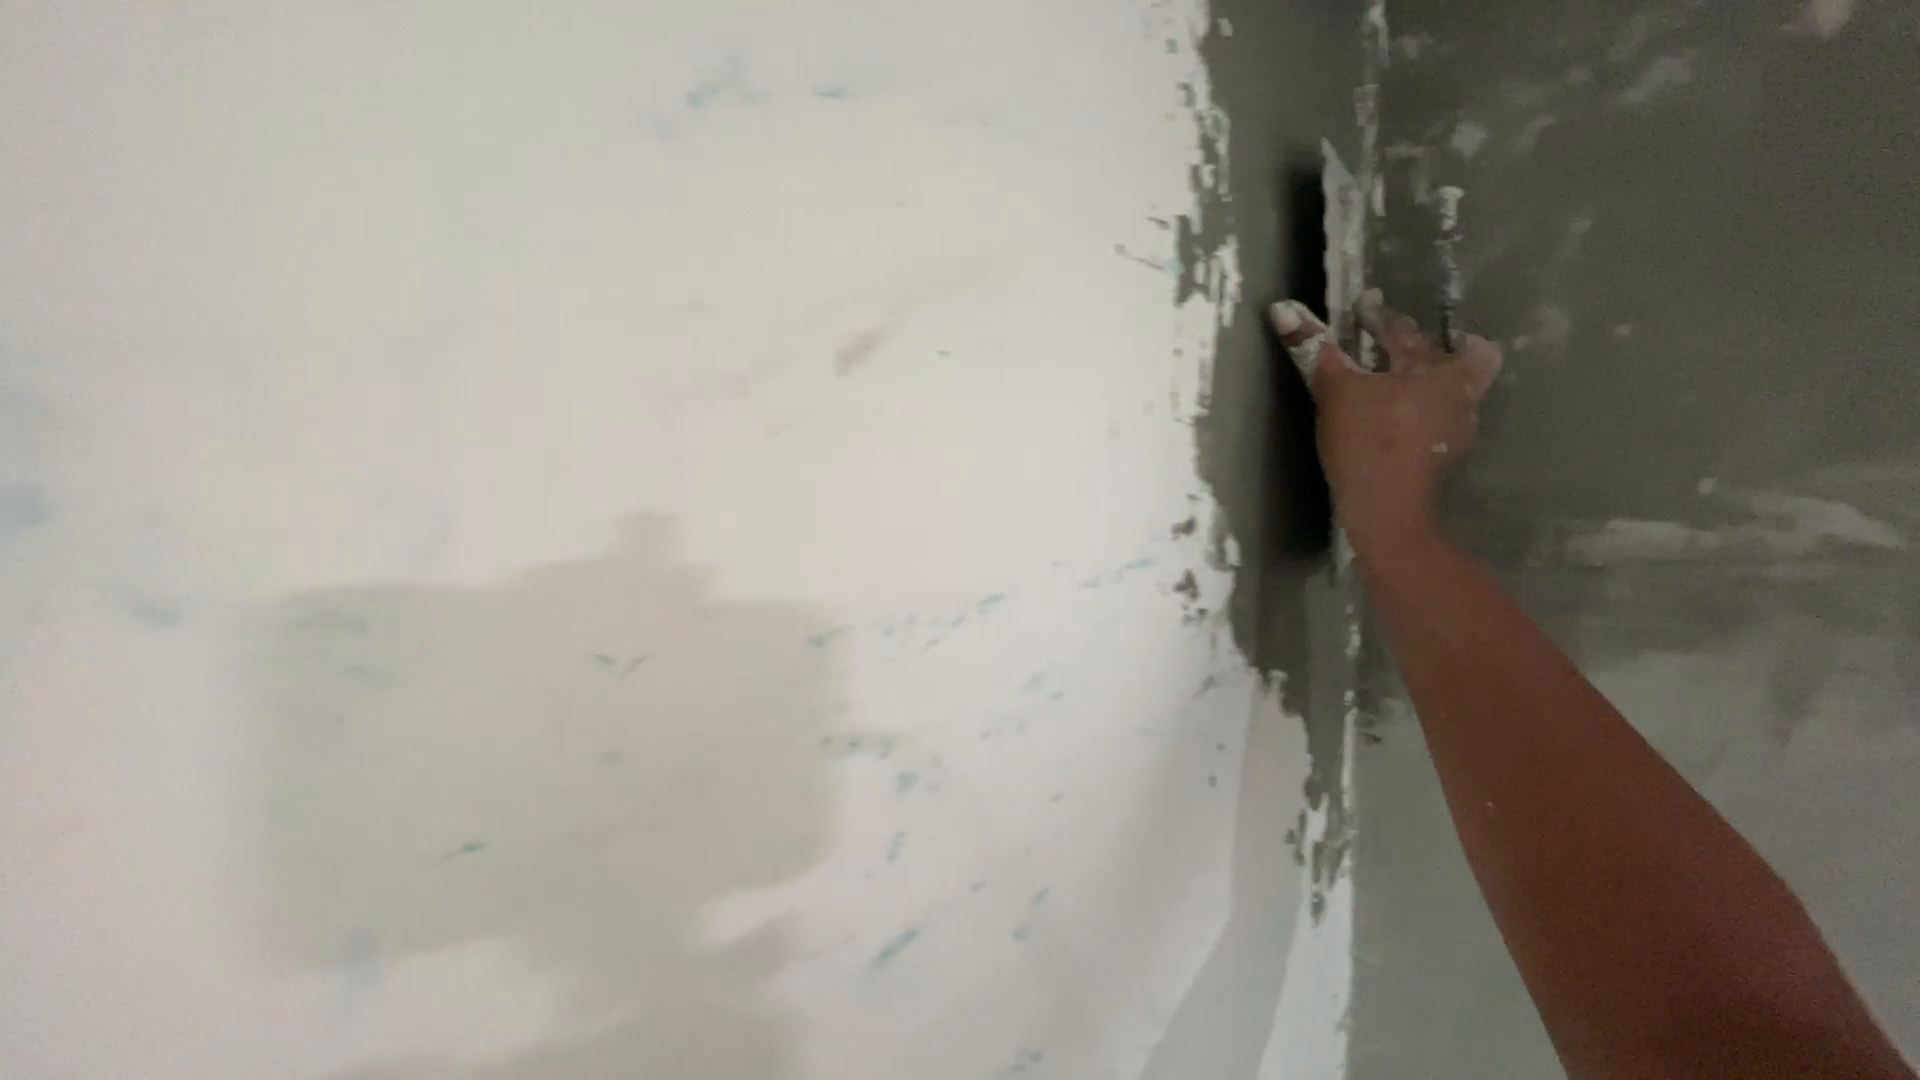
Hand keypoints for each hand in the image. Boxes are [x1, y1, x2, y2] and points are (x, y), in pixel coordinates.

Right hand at [1269, 290, 1502, 547]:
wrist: (1386, 509)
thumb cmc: (1368, 441)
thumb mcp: (1336, 390)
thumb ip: (1314, 349)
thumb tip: (1283, 308)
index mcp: (1441, 370)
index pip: (1411, 331)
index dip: (1385, 318)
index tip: (1365, 310)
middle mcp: (1460, 394)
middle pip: (1463, 359)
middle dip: (1431, 350)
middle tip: (1396, 351)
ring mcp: (1457, 429)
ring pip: (1449, 393)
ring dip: (1423, 384)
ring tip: (1389, 387)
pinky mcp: (1443, 457)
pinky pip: (1435, 421)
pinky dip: (1416, 413)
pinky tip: (1390, 422)